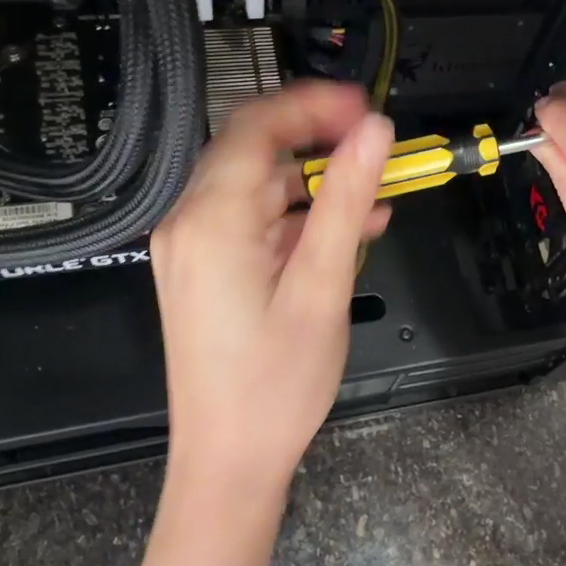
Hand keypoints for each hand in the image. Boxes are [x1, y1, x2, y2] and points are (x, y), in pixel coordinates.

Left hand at [151, 82, 393, 488]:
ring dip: (314, 187)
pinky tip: (344, 235)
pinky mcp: (204, 273)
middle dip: (318, 144)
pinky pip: (252, 225)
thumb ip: (346, 202)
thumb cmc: (273, 387)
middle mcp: (189, 225)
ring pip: (257, 190)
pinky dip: (297, 221)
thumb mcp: (321, 288)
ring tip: (374, 201)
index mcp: (211, 221)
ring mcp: (192, 250)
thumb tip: (374, 132)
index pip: (257, 126)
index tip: (364, 108)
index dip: (313, 105)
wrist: (228, 460)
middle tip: (376, 149)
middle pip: (254, 153)